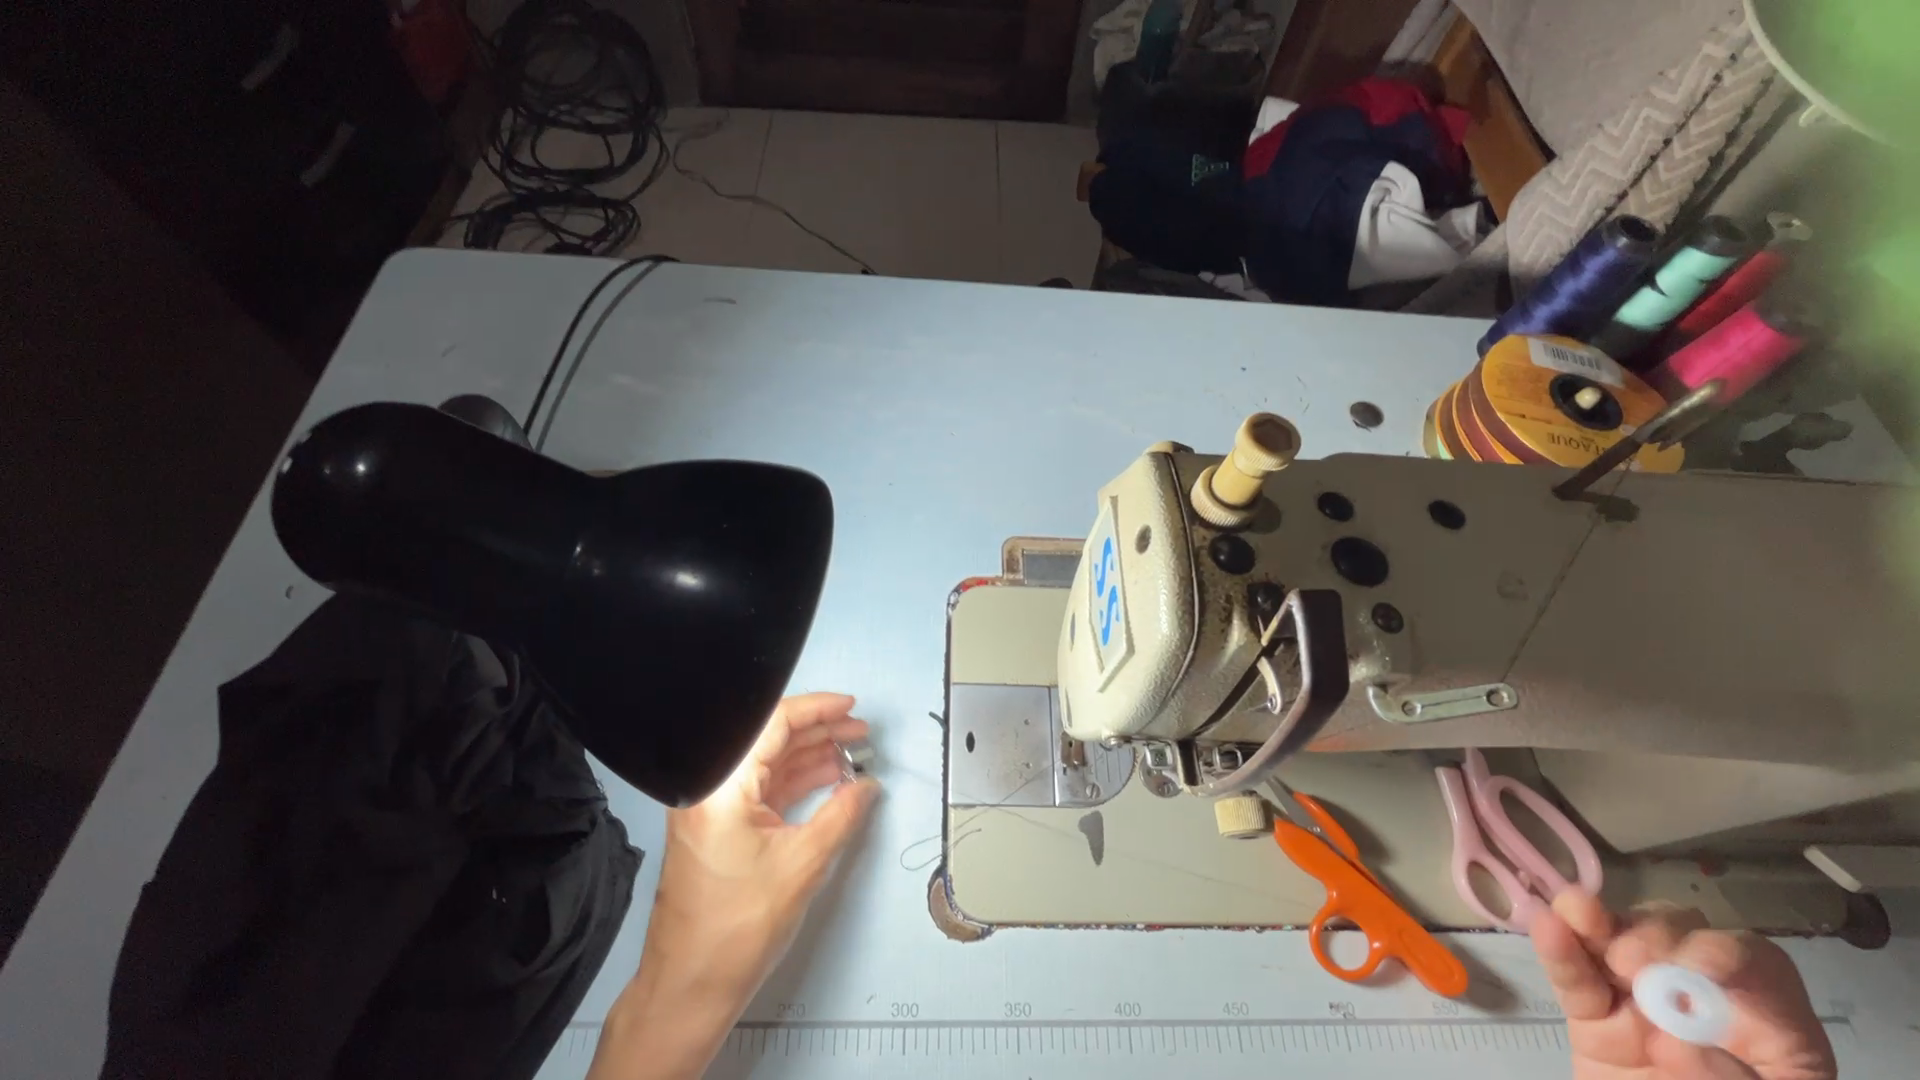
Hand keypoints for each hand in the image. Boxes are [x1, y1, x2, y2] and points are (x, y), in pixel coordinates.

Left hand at [589, 693, 879, 1079]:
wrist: (691, 986)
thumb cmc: (741, 927)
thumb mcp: (803, 864)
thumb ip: (842, 814)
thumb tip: (868, 785)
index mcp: (719, 787)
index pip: (770, 725)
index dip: (816, 710)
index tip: (851, 708)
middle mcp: (709, 787)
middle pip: (768, 739)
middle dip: (818, 732)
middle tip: (861, 733)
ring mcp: (711, 806)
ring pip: (766, 763)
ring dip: (810, 756)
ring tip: (854, 754)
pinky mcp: (718, 825)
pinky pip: (760, 788)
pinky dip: (795, 781)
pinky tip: (830, 779)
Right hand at [1531, 890, 1835, 1079]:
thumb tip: (1676, 1038)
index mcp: (1769, 1033)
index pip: (1753, 962)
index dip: (1725, 949)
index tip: (1698, 968)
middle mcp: (1704, 1005)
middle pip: (1680, 934)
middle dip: (1655, 935)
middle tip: (1633, 966)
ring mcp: (1639, 1006)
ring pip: (1617, 939)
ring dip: (1596, 919)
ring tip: (1578, 916)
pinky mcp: (1591, 1018)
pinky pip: (1573, 977)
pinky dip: (1558, 949)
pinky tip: (1548, 928)